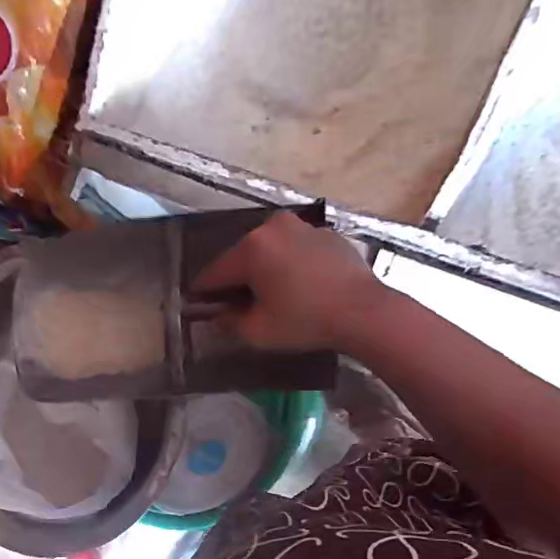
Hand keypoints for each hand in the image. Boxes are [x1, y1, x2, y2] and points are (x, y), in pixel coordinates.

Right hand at [192, 211, 390, 351]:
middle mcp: (273, 227)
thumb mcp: (258, 332)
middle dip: (235, 278)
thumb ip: (229, 321)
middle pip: (242, 256)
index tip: (196, 303)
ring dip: (263, 269)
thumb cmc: (305, 321)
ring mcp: (302, 226)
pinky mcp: (326, 234)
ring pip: (269, 250)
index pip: (215, 272)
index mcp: (251, 248)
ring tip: (267, 293)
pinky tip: (296, 285)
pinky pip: (295, 248)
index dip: (203, 291)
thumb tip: (217, 315)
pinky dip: (289, 263)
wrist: (364, 312)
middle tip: (234, 302)